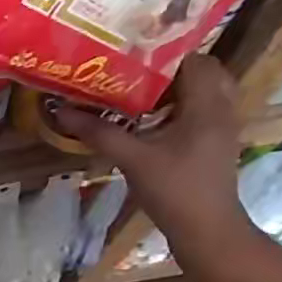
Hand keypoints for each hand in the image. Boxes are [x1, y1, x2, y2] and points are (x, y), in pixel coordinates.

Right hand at [49, 54, 247, 233]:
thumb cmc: (175, 190)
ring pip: (204, 90)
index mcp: (207, 106)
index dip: (164, 51)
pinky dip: (179, 104)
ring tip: (136, 87)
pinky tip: (148, 115)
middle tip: (132, 68)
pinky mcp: (214, 142)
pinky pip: (201, 108)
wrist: (207, 230)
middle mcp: (221, 110)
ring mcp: (221, 127)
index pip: (194, 60)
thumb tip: (59, 110)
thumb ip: (98, 132)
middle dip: (170, 66)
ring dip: (175, 85)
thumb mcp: (132, 159)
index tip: (129, 51)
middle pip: (204, 71)